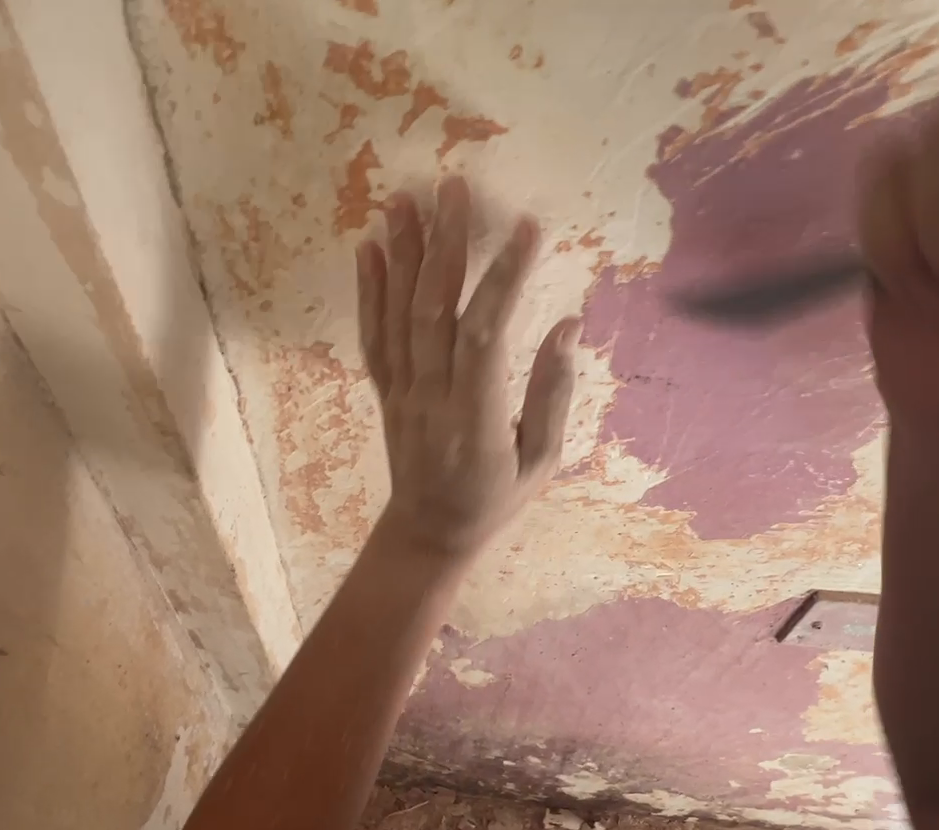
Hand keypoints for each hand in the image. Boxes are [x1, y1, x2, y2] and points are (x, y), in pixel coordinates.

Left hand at [357, 177, 578, 557]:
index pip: (486, 335)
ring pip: (398, 317)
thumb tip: (568, 325)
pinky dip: (370, 292)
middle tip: (454, 187)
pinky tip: (371, 250)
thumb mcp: (541, 461)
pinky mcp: (385, 394)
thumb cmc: (495, 501)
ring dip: (403, 255)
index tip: (528, 229)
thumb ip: (553, 394)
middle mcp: (432, 399)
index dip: (505, 279)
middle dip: (445, 246)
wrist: (430, 533)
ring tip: (407, 199)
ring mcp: (402, 394)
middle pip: (433, 312)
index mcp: (477, 418)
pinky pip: (373, 339)